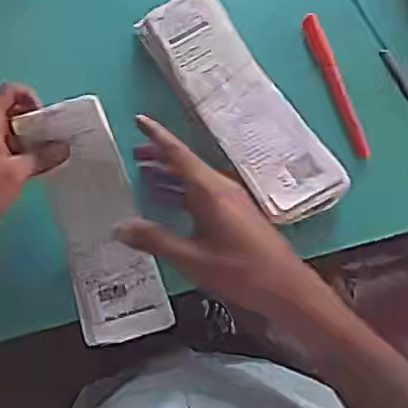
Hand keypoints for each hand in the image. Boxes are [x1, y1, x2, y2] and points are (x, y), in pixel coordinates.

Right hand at [115, 114, 333, 318]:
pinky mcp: (235, 212)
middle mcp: (221, 188)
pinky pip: (202, 192)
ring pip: (193, 178)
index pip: (177, 153)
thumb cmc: (243, 270)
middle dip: (159, 156)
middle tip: (136, 153)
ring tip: (147, 175)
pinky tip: (171, 202)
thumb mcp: (190, 257)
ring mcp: (230, 199)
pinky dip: (182, 191)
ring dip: (170, 175)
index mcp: (210, 191)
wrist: (284, 286)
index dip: (156, 136)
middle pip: (185, 164)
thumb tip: (124, 228)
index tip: (140, 121)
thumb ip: (155, 240)